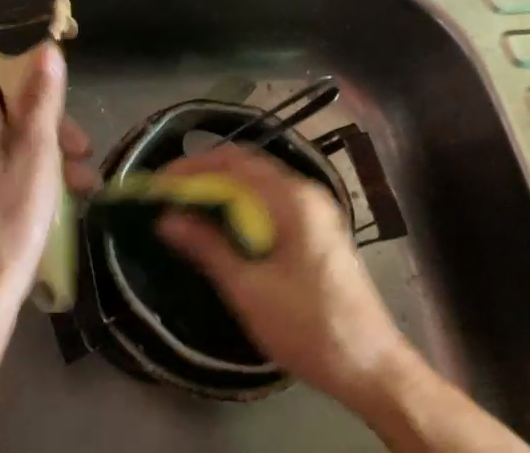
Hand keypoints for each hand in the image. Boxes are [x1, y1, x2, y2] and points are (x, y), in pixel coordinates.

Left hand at [0, 46, 97, 315]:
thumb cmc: (13, 214)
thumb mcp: (37, 151)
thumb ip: (42, 100)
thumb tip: (46, 50)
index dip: (19, 69)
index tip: (56, 81)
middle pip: (12, 105)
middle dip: (52, 118)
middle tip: (81, 143)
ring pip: (21, 137)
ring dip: (57, 149)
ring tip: (87, 177)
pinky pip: (19, 164)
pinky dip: (47, 171)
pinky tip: (76, 193)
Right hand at [157, 143, 410, 413]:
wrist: (372, 367)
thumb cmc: (309, 328)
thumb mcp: (249, 290)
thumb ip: (207, 247)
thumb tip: (167, 219)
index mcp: (291, 200)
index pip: (230, 163)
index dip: (188, 169)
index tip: (157, 184)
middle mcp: (306, 192)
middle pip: (245, 164)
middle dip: (202, 173)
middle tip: (167, 193)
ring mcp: (315, 209)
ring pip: (258, 180)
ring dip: (220, 187)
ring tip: (186, 207)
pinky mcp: (317, 228)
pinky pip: (270, 198)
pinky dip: (241, 202)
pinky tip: (222, 225)